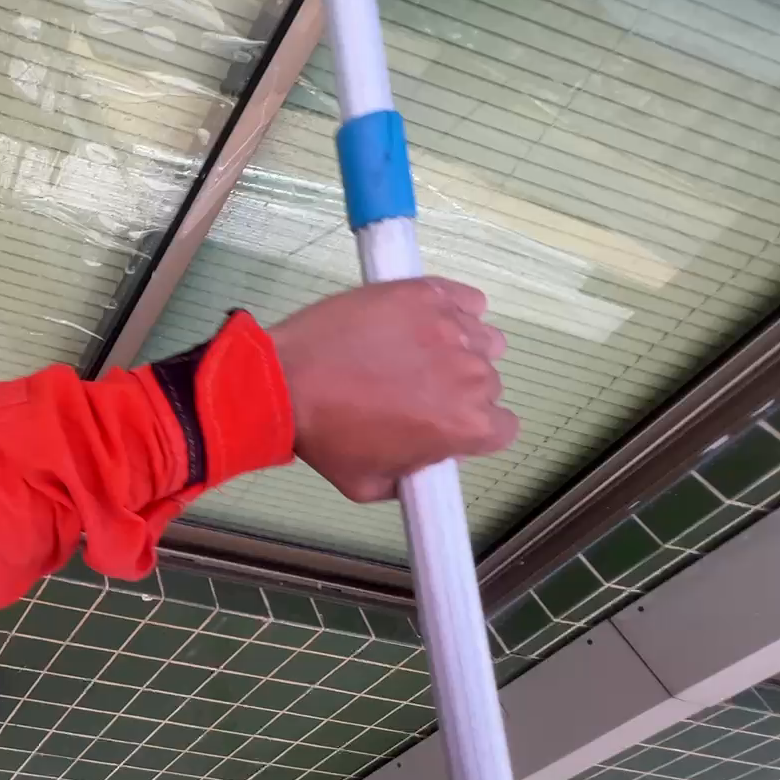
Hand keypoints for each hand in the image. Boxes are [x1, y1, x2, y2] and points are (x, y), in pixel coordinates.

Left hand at [266, 277, 516, 502]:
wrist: (281, 380)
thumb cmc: (320, 434)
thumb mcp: (367, 485)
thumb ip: (414, 478)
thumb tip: (431, 461)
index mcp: (467, 426)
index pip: (498, 428)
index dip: (464, 428)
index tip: (435, 421)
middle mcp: (473, 375)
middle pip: (486, 383)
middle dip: (452, 389)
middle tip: (402, 389)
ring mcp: (451, 328)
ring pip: (479, 340)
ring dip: (452, 349)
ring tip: (401, 356)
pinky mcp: (425, 294)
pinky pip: (463, 301)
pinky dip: (449, 309)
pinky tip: (412, 324)